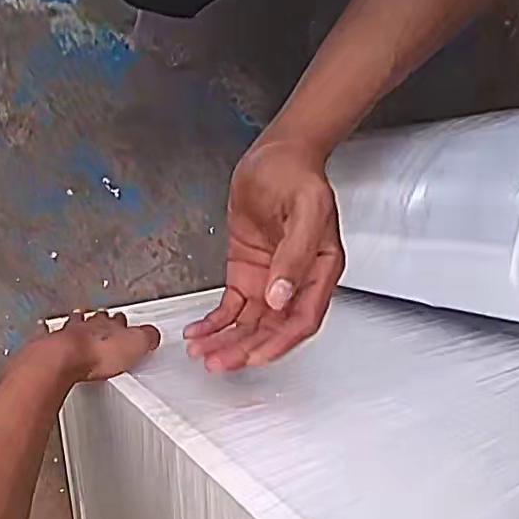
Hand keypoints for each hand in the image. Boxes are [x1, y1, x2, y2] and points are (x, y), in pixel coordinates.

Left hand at [40, 311, 160, 382]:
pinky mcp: (52, 349)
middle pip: (95, 320)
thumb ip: (146, 338)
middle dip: (100, 322)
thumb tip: (153, 335)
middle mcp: (87, 325)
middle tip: (103, 326)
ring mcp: (67, 335)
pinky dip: (52, 338)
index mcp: (108, 323)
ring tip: (82, 334)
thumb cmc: (96, 352)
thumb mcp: (136, 344)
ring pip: (74, 325)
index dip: (124, 324)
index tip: (126, 326)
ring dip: (78, 327)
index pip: (119, 319)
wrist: (64, 358)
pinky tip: (54, 343)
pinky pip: (51, 338)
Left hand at [184, 137, 345, 371]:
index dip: (278, 343)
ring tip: (202, 352)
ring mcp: (270, 281)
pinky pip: (231, 308)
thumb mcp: (305, 209)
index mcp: (319, 270)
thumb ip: (295, 255)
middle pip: (271, 329)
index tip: (253, 356)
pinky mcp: (247, 276)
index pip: (301, 319)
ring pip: (248, 324)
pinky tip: (199, 332)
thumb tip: (280, 296)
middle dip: (244, 349)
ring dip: (226, 341)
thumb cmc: (297, 175)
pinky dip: (214, 322)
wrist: (275, 156)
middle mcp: (295, 282)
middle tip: (217, 362)